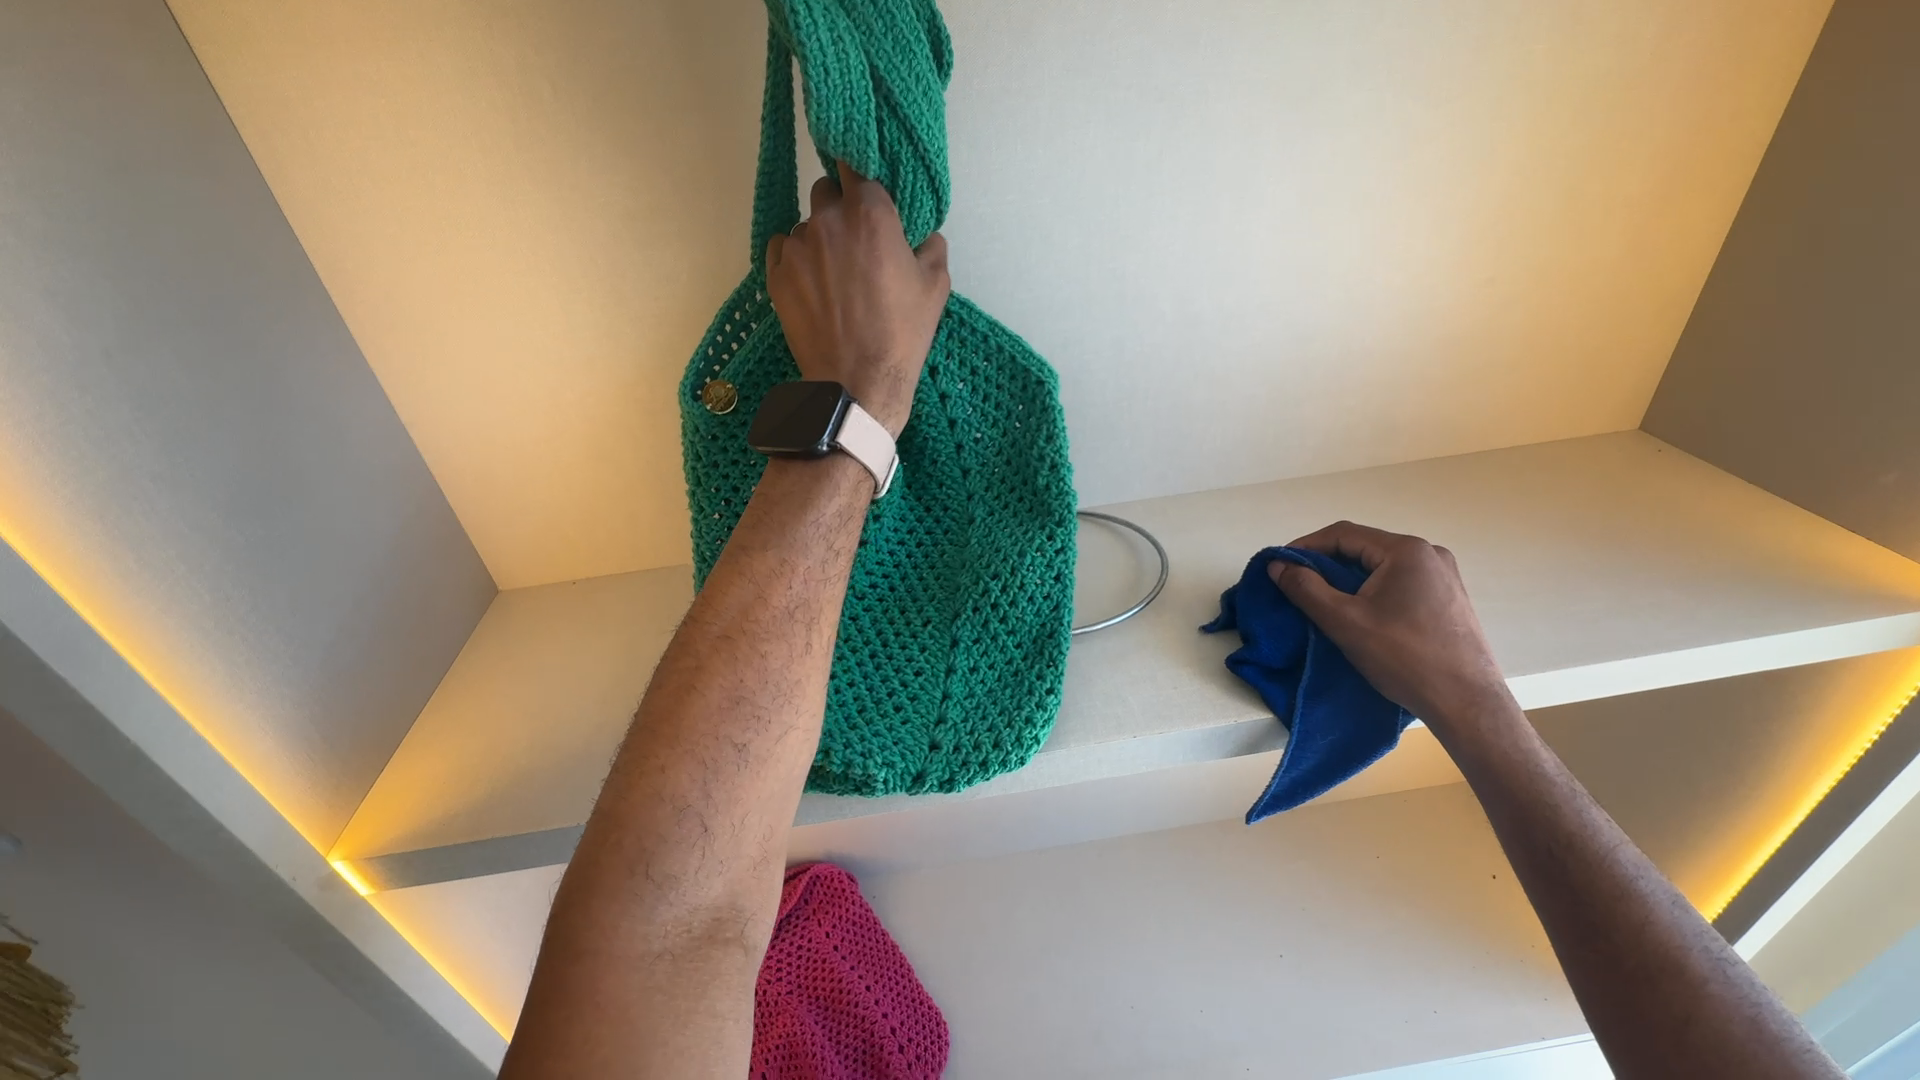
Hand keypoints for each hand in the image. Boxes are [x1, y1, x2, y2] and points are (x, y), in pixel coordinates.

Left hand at [765, 162, 950, 436]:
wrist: (857, 382)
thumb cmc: (902, 334)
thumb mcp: (936, 286)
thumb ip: (930, 245)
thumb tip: (922, 234)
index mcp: (870, 213)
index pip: (856, 163)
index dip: (860, 172)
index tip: (865, 185)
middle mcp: (827, 219)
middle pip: (825, 189)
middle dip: (839, 207)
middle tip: (855, 241)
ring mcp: (797, 246)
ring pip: (804, 225)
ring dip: (818, 239)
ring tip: (833, 276)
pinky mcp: (776, 274)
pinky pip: (782, 250)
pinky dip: (796, 260)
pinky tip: (812, 285)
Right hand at [1269, 521, 1513, 732]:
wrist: (1465, 702)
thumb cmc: (1403, 657)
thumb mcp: (1344, 621)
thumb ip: (1305, 588)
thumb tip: (1277, 566)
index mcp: (1406, 551)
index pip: (1343, 534)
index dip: (1305, 547)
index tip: (1278, 566)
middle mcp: (1429, 554)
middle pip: (1363, 548)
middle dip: (1325, 564)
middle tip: (1296, 585)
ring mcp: (1443, 576)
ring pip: (1380, 567)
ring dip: (1347, 579)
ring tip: (1322, 601)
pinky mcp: (1447, 598)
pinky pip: (1399, 583)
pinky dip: (1371, 591)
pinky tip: (1358, 614)